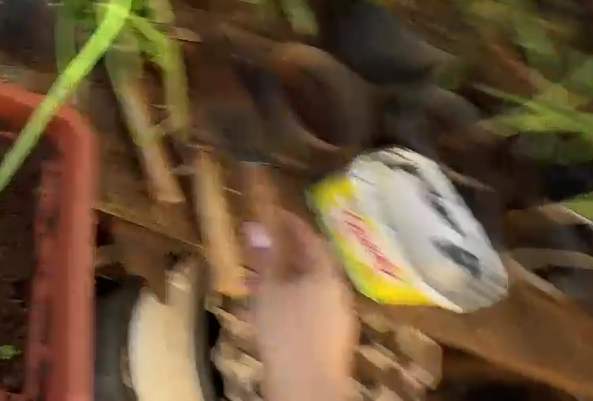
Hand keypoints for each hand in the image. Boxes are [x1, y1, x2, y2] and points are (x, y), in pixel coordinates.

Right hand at [247, 210, 356, 400]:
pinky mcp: (329, 336)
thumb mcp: (268, 286)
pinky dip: (289, 291)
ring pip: (309, 282)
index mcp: (326, 275)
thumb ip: (264, 255)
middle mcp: (337, 292)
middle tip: (260, 238)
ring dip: (285, 270)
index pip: (311, 238)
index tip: (270, 210)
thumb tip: (256, 225)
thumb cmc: (286, 329)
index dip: (290, 221)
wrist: (305, 386)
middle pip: (312, 261)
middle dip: (285, 247)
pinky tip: (267, 298)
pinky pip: (308, 301)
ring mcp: (336, 316)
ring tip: (257, 267)